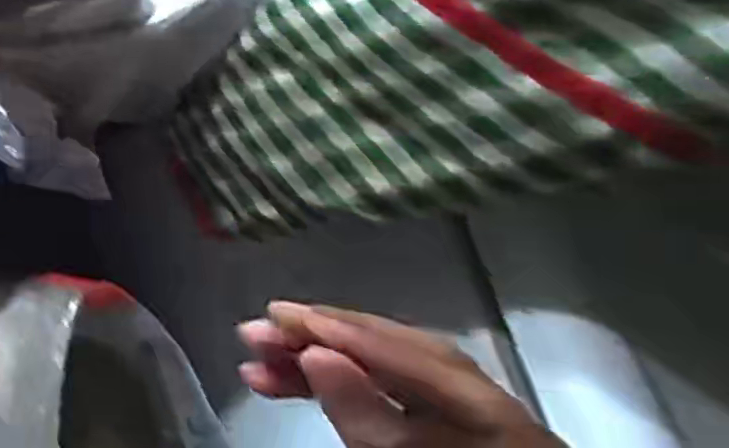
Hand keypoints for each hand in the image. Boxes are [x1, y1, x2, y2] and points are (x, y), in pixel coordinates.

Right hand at [238, 302, 564, 447]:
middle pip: (385, 346)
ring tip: (256, 363)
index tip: (273, 314)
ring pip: (380, 364)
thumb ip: (365, 414)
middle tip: (252, 333)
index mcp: (487, 404)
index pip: (399, 347)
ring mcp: (471, 408)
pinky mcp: (450, 424)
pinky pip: (388, 388)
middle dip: (313, 335)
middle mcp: (482, 394)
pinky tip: (300, 377)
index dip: (335, 327)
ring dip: (314, 357)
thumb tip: (313, 351)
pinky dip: (340, 379)